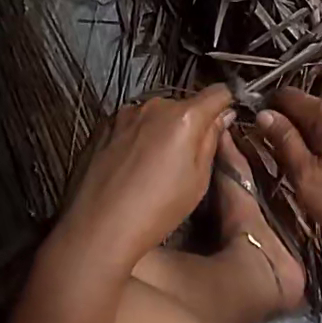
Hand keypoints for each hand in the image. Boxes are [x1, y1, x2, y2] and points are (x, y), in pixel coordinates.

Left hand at [51, 85, 235, 272]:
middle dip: (189, 123)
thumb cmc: (155, 211)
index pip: (218, 92)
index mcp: (185, 117)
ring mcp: (127, 113)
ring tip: (153, 167)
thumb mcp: (198, 181)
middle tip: (184, 158)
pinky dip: (138, 136)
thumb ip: (212, 140)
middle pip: (185, 105)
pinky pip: (133, 123)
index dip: (225, 105)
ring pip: (157, 114)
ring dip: (162, 129)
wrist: (96, 229)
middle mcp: (156, 106)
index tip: (223, 120)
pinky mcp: (105, 124)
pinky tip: (131, 166)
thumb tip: (222, 116)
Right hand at [255, 86, 321, 254]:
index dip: (269, 110)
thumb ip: (284, 141)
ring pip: (320, 121)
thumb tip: (263, 115)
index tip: (256, 132)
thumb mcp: (306, 176)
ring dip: (305, 139)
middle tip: (276, 160)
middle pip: (305, 108)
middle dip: (287, 128)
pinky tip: (321, 171)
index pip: (288, 95)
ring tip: (299, 171)